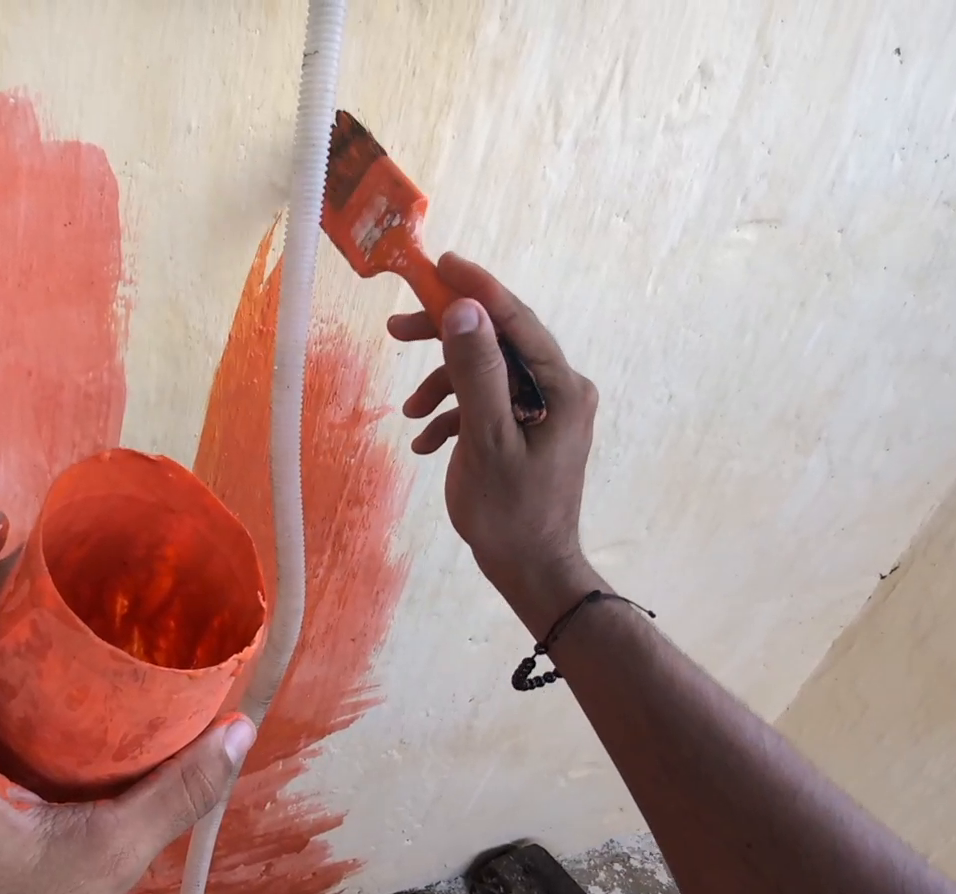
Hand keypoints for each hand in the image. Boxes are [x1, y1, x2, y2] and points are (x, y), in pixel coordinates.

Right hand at [388, 253, 606, 635]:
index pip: (516, 321)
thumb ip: (476, 373)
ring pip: (484, 375)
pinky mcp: (524, 432)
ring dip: (440, 387)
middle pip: (497, 343)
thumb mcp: (486, 440)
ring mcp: (542, 412)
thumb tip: (463, 311)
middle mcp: (558, 390)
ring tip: (409, 415)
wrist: (529, 567)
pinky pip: (482, 406)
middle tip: (395, 330)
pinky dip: (451, 416)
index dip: (478, 289)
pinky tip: (427, 443)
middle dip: (444, 338)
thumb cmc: (509, 511)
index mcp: (560, 387)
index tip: (440, 264)